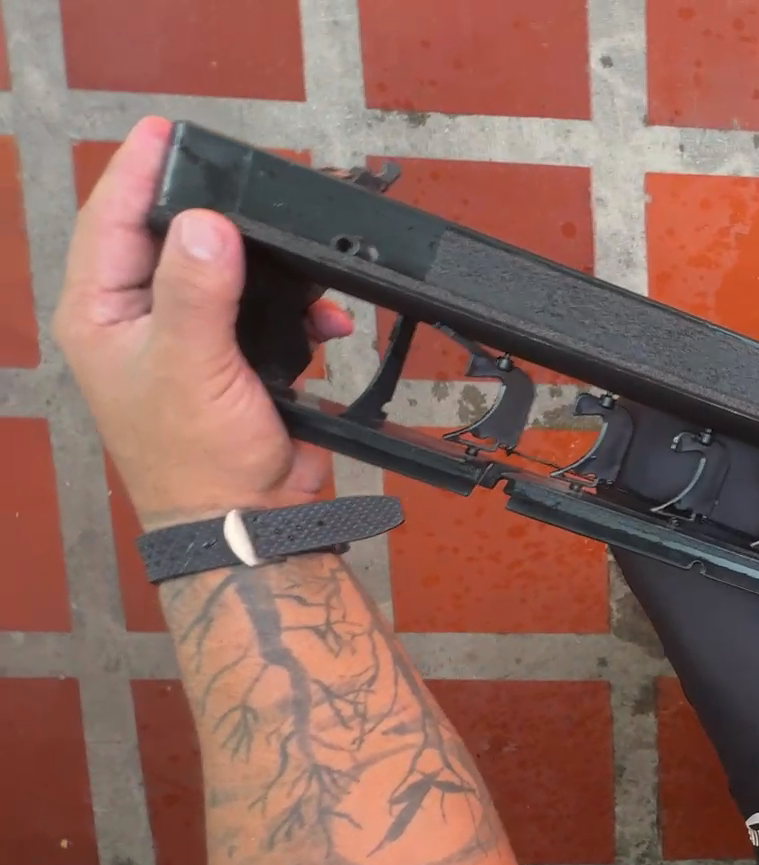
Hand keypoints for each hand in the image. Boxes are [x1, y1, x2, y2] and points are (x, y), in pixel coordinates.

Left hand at [51, 116, 352, 529]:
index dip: (143, 175)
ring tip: (308, 267)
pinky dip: (305, 317)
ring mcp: (197, 341)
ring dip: (275, 273)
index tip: (173, 135)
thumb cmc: (197, 450)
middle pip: (175, 244)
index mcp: (105, 311)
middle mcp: (145, 318)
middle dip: (218, 217)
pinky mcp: (245, 363)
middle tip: (254, 189)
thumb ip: (197, 292)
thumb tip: (205, 223)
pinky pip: (272, 320)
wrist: (247, 511)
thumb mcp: (192, 365)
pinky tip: (330, 325)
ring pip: (231, 280)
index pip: (116, 224)